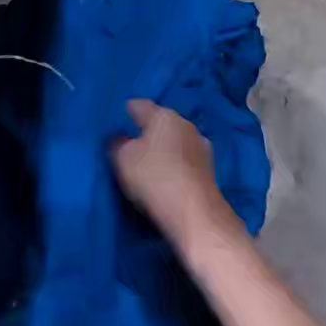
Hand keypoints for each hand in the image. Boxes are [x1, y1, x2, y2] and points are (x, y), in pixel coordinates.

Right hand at [111, 99, 226, 242]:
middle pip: (159, 123)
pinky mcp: (211, 172)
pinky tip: (166, 180)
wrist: (198, 219)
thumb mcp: (122, 158)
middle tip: (130, 148)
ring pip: (174, 142)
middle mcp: (185, 124)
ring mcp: (202, 148)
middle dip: (146, 132)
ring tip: (149, 167)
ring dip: (164, 150)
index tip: (115, 129)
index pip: (138, 105)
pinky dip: (175, 167)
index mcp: (163, 114)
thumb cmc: (155, 179)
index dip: (124, 115)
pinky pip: (185, 161)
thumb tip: (120, 138)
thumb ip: (117, 143)